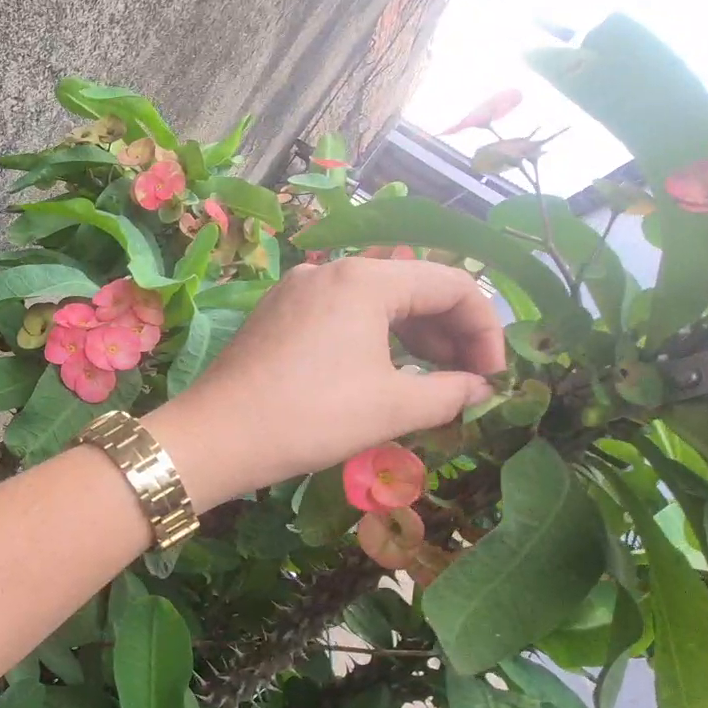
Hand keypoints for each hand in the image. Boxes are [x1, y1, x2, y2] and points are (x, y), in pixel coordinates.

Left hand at [144, 259, 504, 507]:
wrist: (215, 437)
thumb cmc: (310, 417)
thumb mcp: (392, 407)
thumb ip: (450, 392)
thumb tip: (479, 388)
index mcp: (364, 278)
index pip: (453, 285)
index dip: (486, 330)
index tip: (493, 378)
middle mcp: (327, 270)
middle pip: (412, 287)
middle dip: (449, 334)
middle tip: (466, 382)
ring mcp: (293, 291)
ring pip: (372, 303)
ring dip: (410, 339)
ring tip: (428, 383)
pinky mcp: (273, 315)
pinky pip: (337, 316)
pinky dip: (369, 340)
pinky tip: (378, 375)